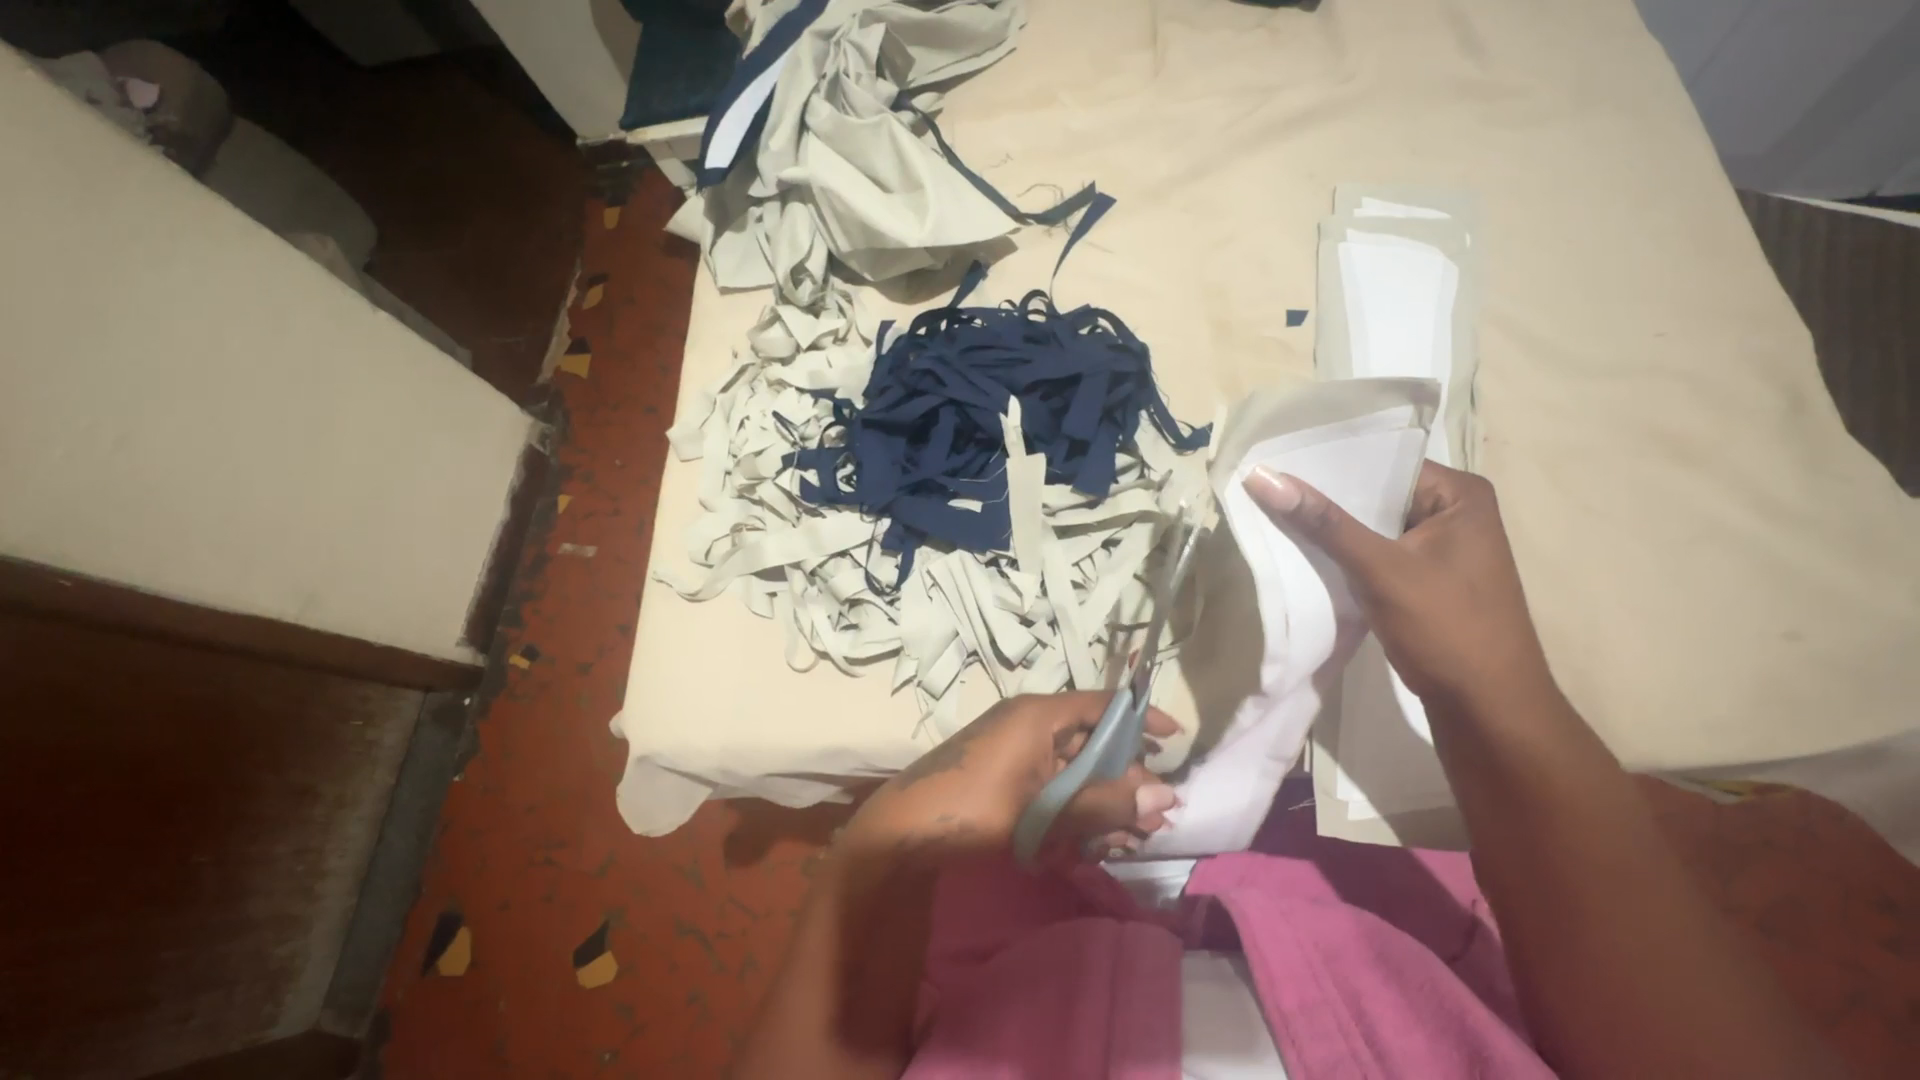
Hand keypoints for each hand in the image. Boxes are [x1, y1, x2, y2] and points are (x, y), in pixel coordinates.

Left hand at [839, 692, 1180, 865]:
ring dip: (1101, 804)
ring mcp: (1014, 753)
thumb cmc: (972, 810)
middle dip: (1125, 782)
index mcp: (1037, 716)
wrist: (900, 834)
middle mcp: (1029, 726)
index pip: (1101, 704)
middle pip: (1091, 744)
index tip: (1175, 738)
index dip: (1140, 719)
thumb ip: (1103, 803)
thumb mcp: (1043, 810)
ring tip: (1126, 840)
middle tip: (1154, 820)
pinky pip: (1050, 787)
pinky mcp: (1004, 779)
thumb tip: (1166, 796)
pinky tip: (1087, 843)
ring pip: (1074, 772)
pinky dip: (1071, 812)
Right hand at [1242, 460, 1557, 715]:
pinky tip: (1301, 554)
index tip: (1274, 462)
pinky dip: (1342, 556)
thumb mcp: (1381, 569)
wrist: (1486, 707)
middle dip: (1323, 498)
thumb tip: (1263, 476)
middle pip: (1374, 494)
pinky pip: (1374, 554)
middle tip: (1262, 488)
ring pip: (1370, 527)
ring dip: (1329, 530)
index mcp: (1460, 494)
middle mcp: (1453, 513)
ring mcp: (1439, 548)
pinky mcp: (1423, 579)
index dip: (1328, 463)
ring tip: (1270, 514)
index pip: (1383, 463)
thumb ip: (1324, 523)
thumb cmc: (1447, 627)